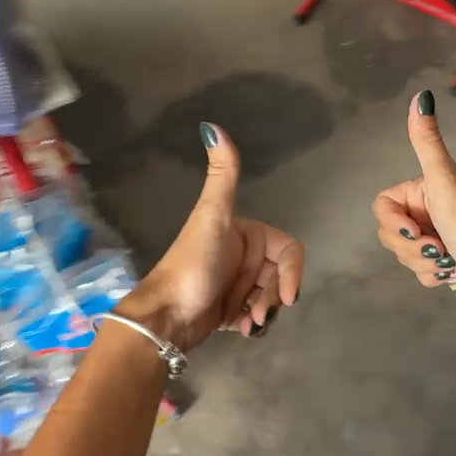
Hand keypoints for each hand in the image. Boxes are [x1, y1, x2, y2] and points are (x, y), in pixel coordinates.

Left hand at [121, 123, 303, 350]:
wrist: (164, 317)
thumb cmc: (192, 265)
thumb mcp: (212, 216)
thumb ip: (223, 174)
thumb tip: (212, 125)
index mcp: (246, 233)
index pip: (288, 250)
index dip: (291, 272)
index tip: (286, 297)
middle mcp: (243, 256)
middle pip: (281, 277)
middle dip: (274, 297)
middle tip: (257, 312)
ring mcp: (236, 283)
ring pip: (271, 298)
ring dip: (264, 312)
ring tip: (247, 323)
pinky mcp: (229, 310)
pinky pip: (256, 316)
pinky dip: (253, 324)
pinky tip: (241, 330)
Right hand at [371, 91, 455, 306]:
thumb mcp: (444, 178)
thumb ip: (426, 140)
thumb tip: (421, 95)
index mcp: (421, 189)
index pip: (382, 207)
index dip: (393, 222)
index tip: (414, 228)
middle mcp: (425, 211)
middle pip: (390, 233)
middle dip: (411, 246)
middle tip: (437, 246)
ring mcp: (431, 237)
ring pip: (402, 254)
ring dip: (423, 262)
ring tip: (447, 259)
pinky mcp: (439, 264)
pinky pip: (418, 272)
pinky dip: (432, 276)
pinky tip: (450, 271)